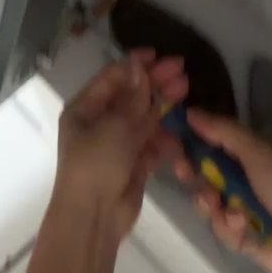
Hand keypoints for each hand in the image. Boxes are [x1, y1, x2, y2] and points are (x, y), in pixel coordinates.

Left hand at [50, 50, 187, 244]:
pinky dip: (164, 138)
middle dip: (154, 83)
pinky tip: (181, 132)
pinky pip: (151, 144)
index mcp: (85, 109)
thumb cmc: (97, 164)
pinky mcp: (133, 164)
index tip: (159, 55)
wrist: (94, 217)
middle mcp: (99, 123)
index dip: (135, 65)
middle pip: (130, 96)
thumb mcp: (115, 126)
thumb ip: (132, 98)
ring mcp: (116, 144)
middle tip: (182, 71)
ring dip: (163, 106)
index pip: (112, 78)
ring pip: (143, 119)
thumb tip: (138, 65)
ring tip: (186, 91)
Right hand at [176, 111, 271, 272]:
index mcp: (261, 154)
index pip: (220, 143)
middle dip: (196, 174)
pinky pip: (224, 229)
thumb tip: (189, 110)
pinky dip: (229, 227)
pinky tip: (241, 226)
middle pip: (211, 174)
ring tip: (218, 205)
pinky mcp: (249, 239)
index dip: (196, 142)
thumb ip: (222, 131)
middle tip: (184, 171)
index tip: (175, 142)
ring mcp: (251, 211)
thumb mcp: (259, 151)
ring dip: (211, 202)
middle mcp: (255, 180)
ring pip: (213, 202)